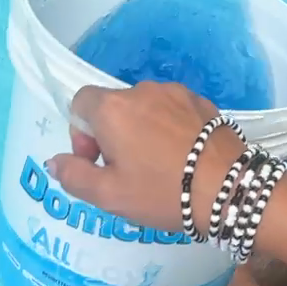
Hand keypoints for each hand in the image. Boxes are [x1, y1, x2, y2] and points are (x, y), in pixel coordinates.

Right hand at [44, 81, 246, 231]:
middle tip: (129, 172)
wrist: (231, 189)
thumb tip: (56, 160)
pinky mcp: (204, 103)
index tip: (98, 163)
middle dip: (112, 135)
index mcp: (114, 108)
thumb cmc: (164, 192)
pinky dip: (170, 129)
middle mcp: (143, 90)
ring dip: (142, 131)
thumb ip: (75, 175)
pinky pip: (173, 112)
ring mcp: (178, 93)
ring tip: (160, 167)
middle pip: (113, 106)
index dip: (81, 134)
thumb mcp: (110, 195)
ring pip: (145, 109)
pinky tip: (184, 158)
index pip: (80, 103)